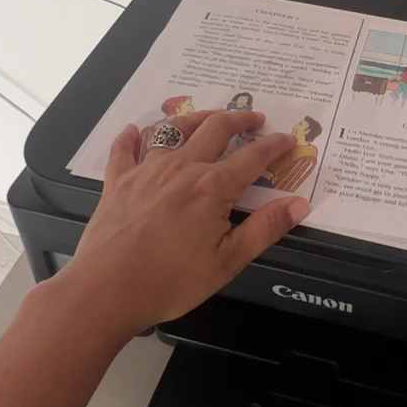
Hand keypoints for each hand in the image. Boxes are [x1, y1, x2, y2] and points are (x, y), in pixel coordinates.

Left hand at [48, 110, 307, 337]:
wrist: (106, 290)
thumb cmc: (171, 280)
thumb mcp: (228, 261)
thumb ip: (265, 228)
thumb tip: (299, 204)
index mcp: (213, 187)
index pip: (253, 157)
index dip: (273, 145)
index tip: (287, 140)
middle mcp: (182, 167)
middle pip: (215, 129)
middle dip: (239, 119)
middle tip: (254, 118)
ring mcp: (147, 170)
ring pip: (174, 129)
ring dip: (196, 118)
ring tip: (209, 117)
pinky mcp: (118, 181)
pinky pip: (125, 149)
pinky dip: (131, 137)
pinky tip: (135, 130)